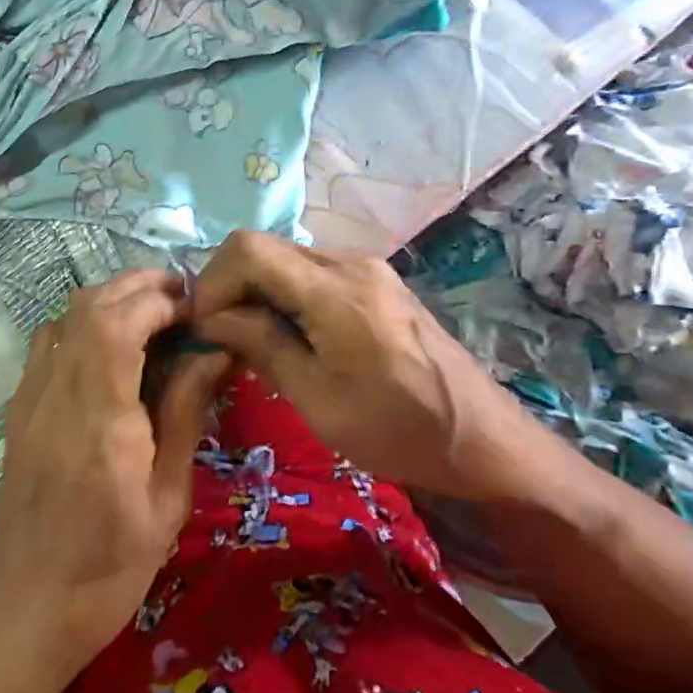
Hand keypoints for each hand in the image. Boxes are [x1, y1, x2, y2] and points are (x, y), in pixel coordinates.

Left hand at [0, 271, 230, 692]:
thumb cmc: (111, 565)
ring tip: (150, 315)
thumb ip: (186, 415)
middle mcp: (57, 392)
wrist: (29, 601)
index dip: (156, 299)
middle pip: (89, 306)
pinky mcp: (18, 404)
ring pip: (65, 316)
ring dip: (109, 300)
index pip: (118, 324)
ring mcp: (30, 394)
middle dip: (136, 286)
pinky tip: (108, 347)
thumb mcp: (168, 498)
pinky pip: (47, 340)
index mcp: (99, 418)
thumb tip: (214, 351)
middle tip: (180, 296)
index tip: (193, 304)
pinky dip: (81, 322)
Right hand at [191, 231, 544, 501]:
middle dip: (230, 286)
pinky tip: (288, 334)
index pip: (248, 250)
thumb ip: (261, 346)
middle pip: (263, 248)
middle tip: (221, 336)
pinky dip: (283, 294)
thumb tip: (210, 317)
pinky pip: (310, 272)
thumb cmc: (400, 432)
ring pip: (284, 258)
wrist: (488, 444)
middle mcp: (350, 264)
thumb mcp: (318, 401)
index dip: (213, 281)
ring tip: (251, 339)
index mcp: (336, 292)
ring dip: (256, 291)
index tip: (205, 325)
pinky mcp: (375, 282)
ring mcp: (367, 268)